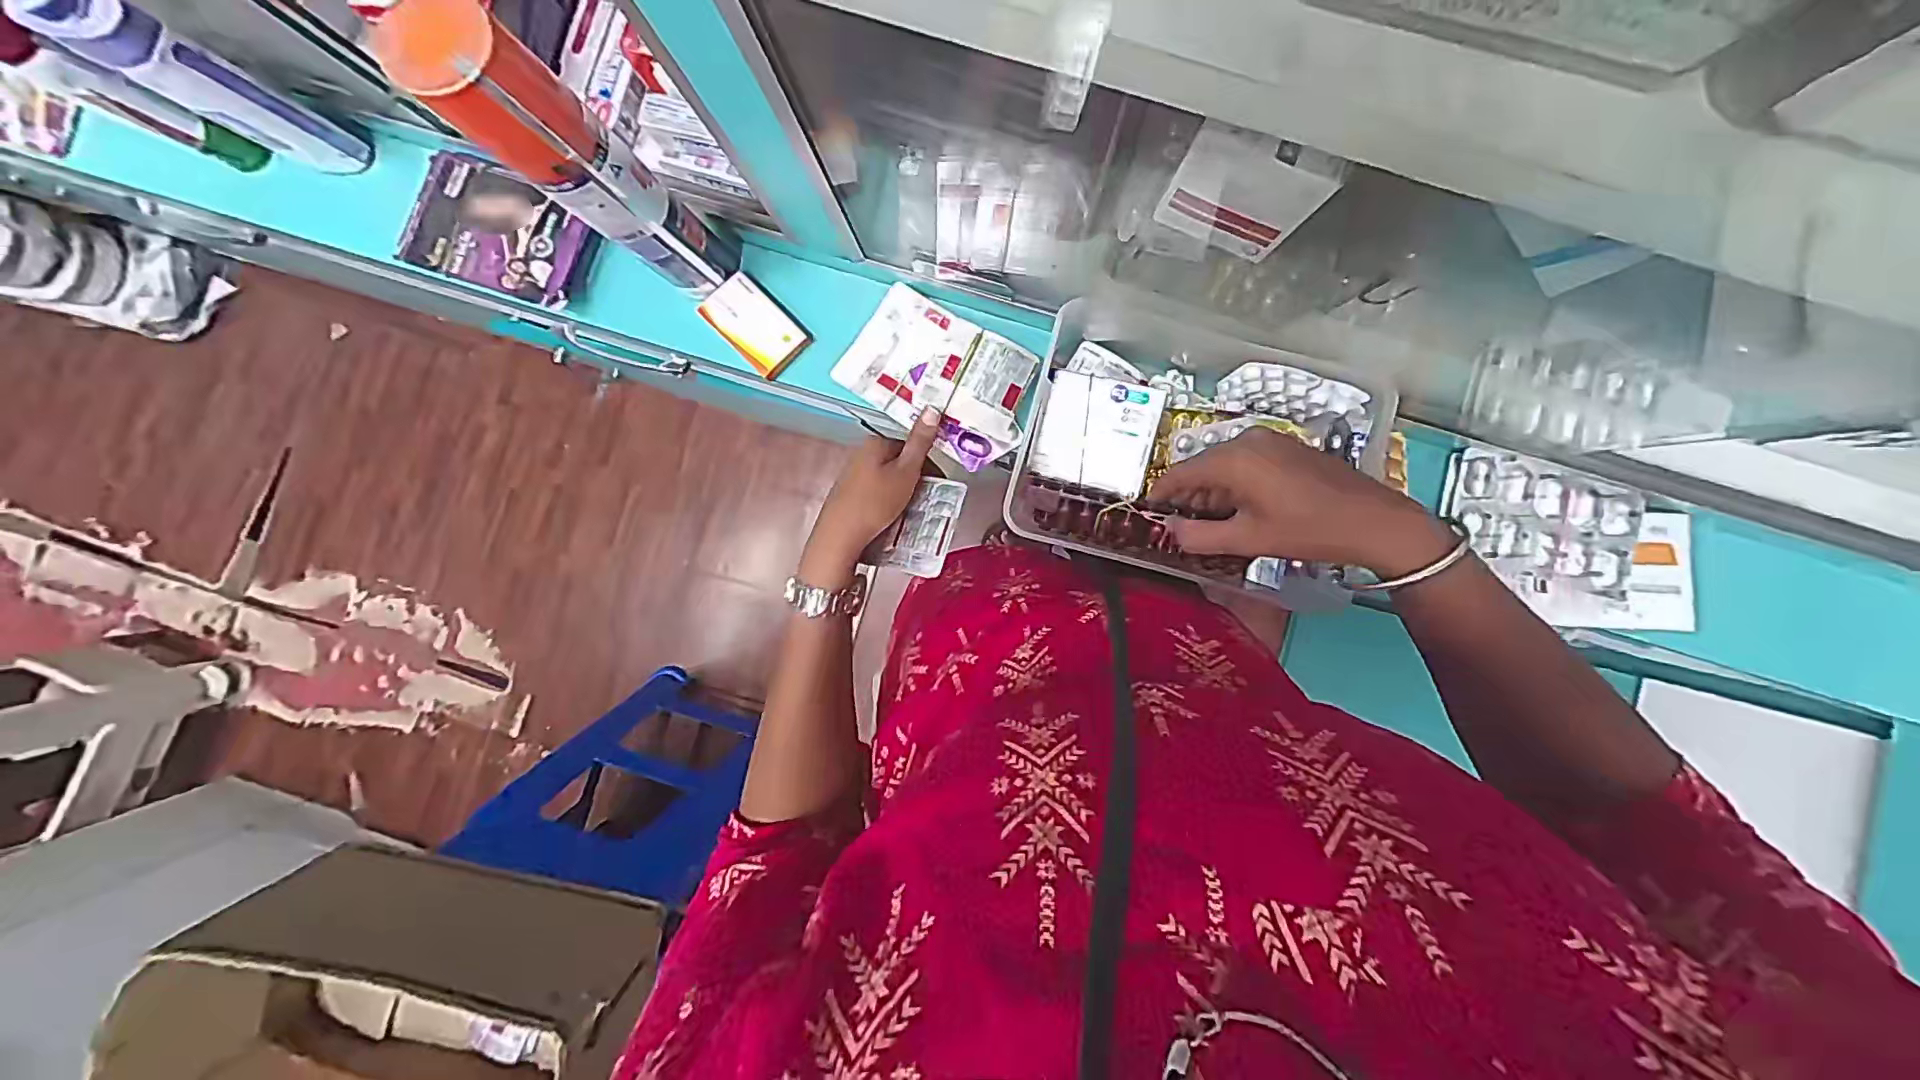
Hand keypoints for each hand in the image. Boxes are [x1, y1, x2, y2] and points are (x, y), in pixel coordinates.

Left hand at [800, 406, 942, 581]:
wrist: (840, 537)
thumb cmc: (875, 503)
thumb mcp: (906, 472)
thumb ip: (920, 442)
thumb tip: (932, 409)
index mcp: (875, 443)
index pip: (910, 444)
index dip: (930, 462)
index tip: (942, 481)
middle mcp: (861, 455)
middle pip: (899, 462)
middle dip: (918, 478)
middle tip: (931, 498)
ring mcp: (852, 476)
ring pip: (889, 479)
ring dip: (905, 492)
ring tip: (915, 510)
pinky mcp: (848, 496)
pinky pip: (877, 493)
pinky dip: (890, 502)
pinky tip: (894, 518)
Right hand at [1148, 427, 1452, 575]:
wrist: (1374, 521)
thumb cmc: (1309, 531)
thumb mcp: (1247, 540)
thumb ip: (1198, 536)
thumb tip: (1171, 530)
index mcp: (1232, 458)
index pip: (1178, 474)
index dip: (1161, 496)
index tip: (1150, 514)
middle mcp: (1246, 440)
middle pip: (1199, 467)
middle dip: (1187, 497)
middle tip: (1181, 527)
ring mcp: (1268, 440)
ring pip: (1222, 465)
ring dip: (1211, 492)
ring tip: (1211, 524)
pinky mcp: (1285, 447)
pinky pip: (1244, 462)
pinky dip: (1233, 484)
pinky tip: (1240, 510)